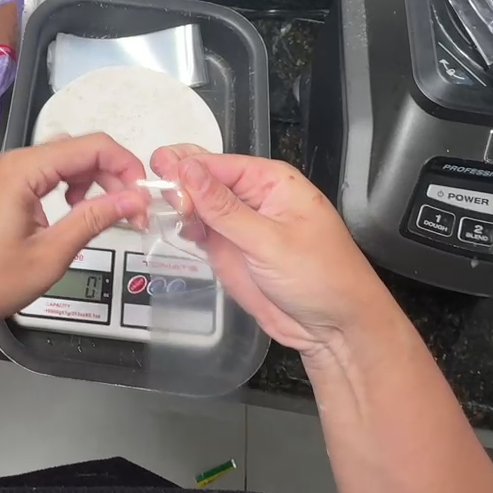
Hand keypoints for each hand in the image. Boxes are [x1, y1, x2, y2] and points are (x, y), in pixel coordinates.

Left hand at [0, 133, 147, 337]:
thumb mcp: (50, 255)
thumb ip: (93, 220)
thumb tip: (136, 198)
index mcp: (26, 169)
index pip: (93, 145)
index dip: (127, 167)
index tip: (144, 201)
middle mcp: (16, 162)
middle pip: (80, 149)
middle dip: (113, 175)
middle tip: (133, 214)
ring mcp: (5, 174)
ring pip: (63, 161)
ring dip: (92, 181)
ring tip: (106, 215)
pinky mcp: (1, 189)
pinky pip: (45, 174)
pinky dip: (68, 188)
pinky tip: (71, 213)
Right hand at [149, 145, 389, 355]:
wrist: (334, 328)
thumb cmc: (321, 277)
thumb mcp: (269, 241)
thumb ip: (224, 208)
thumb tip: (189, 169)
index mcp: (270, 181)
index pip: (217, 164)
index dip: (186, 167)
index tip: (160, 175)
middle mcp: (252, 197)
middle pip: (203, 179)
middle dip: (178, 183)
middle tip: (158, 198)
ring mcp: (238, 224)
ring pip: (197, 204)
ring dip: (177, 207)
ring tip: (163, 216)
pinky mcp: (229, 249)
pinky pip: (200, 229)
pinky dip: (184, 229)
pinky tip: (176, 230)